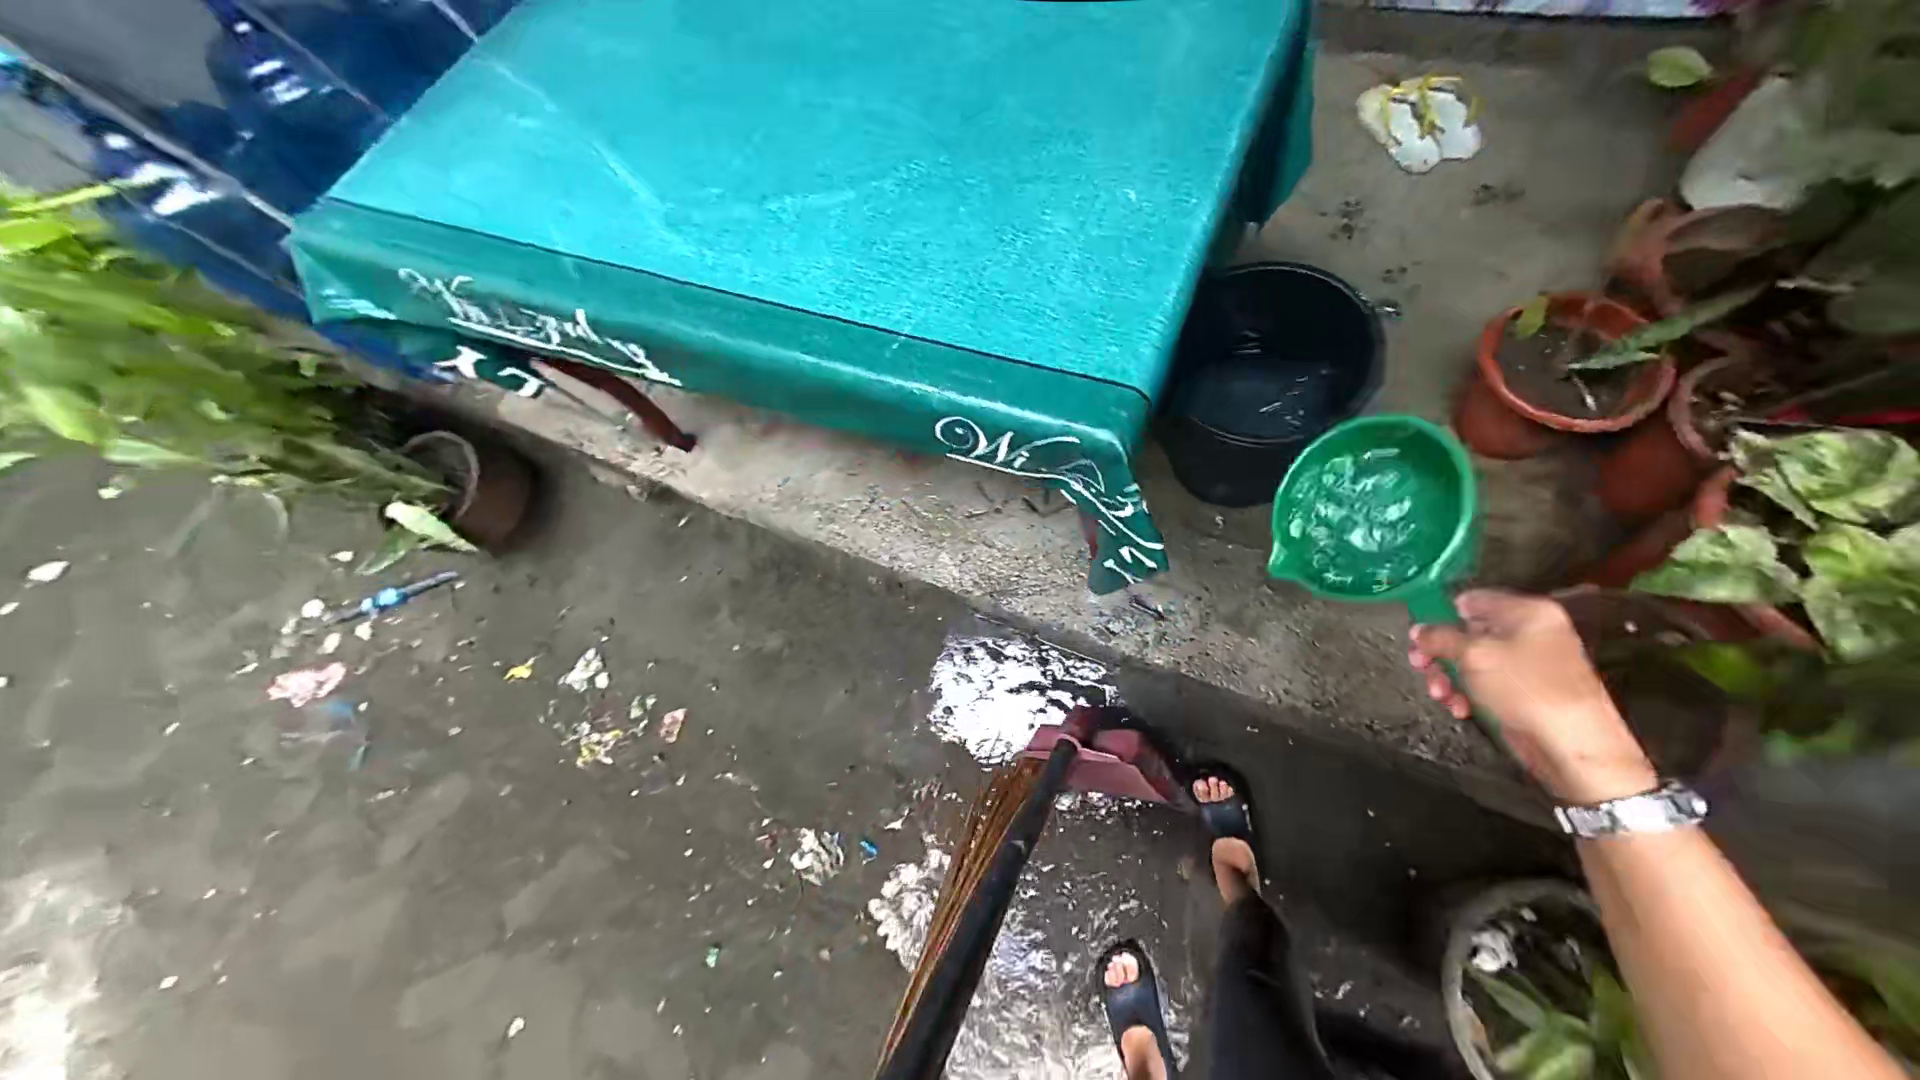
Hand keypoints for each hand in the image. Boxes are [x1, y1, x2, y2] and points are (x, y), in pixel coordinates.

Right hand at [1409, 589, 1656, 803]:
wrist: (1572, 744)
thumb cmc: (1525, 688)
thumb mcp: (1473, 655)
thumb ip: (1439, 637)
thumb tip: (1418, 630)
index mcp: (1527, 612)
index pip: (1472, 600)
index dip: (1441, 614)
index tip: (1420, 635)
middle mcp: (1530, 632)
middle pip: (1466, 632)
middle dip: (1439, 652)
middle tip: (1420, 665)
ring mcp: (1528, 663)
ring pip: (1470, 660)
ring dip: (1448, 676)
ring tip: (1441, 694)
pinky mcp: (1523, 690)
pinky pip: (1483, 682)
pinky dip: (1466, 693)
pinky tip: (1460, 708)